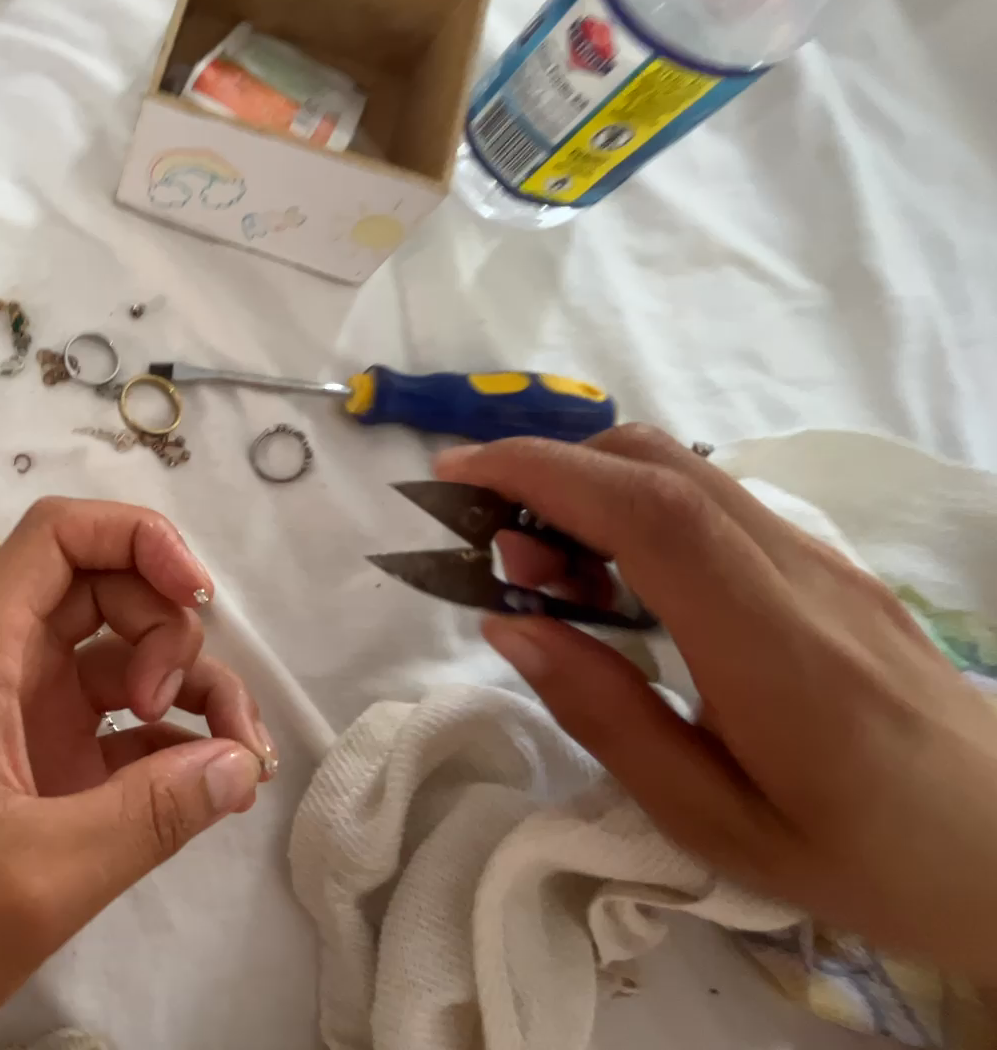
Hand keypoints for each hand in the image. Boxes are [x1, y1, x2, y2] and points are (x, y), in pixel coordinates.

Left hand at [0, 497, 276, 1046]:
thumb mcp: (40, 872)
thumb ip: (149, 814)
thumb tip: (240, 764)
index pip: (58, 536)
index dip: (135, 537)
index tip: (195, 595)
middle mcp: (9, 664)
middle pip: (105, 586)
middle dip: (168, 627)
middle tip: (185, 708)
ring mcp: (31, 712)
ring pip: (123, 653)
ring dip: (188, 686)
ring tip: (233, 760)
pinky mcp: (50, 762)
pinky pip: (126, 724)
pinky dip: (175, 740)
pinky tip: (213, 785)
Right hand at [437, 425, 996, 982]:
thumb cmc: (867, 857)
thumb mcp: (711, 819)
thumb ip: (602, 714)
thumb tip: (507, 624)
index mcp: (776, 649)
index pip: (651, 513)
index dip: (542, 473)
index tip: (456, 473)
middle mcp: (803, 577)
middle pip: (659, 465)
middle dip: (546, 471)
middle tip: (494, 548)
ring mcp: (822, 562)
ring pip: (681, 473)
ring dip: (582, 492)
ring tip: (544, 576)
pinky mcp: (823, 566)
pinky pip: (706, 503)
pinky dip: (624, 510)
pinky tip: (607, 582)